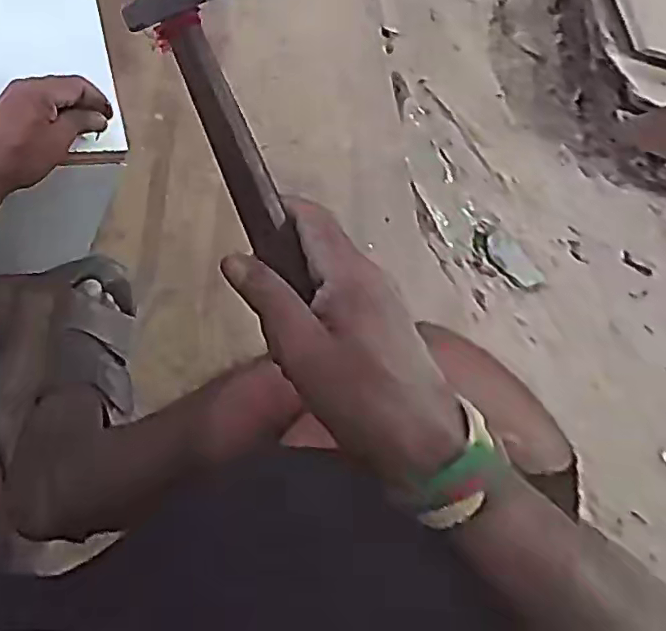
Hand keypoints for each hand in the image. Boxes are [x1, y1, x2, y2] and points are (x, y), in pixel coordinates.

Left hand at [0, 77, 111, 195]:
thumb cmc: (17, 158)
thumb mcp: (59, 139)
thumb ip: (81, 122)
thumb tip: (95, 116)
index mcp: (38, 90)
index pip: (76, 85)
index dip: (96, 99)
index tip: (106, 114)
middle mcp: (23, 88)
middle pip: (62, 87)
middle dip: (83, 102)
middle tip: (97, 119)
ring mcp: (12, 98)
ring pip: (48, 95)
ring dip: (66, 107)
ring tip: (80, 125)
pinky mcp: (5, 110)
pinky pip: (35, 102)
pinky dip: (50, 111)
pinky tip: (57, 126)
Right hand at [220, 199, 464, 486]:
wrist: (431, 457)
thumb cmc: (360, 397)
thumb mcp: (299, 346)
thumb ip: (266, 295)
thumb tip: (234, 257)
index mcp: (350, 273)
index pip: (310, 215)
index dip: (274, 208)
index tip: (243, 224)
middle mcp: (370, 276)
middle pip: (315, 241)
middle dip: (277, 258)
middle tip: (258, 299)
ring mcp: (382, 299)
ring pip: (323, 270)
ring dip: (293, 287)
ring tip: (280, 332)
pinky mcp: (385, 323)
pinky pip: (337, 294)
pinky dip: (312, 305)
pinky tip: (306, 346)